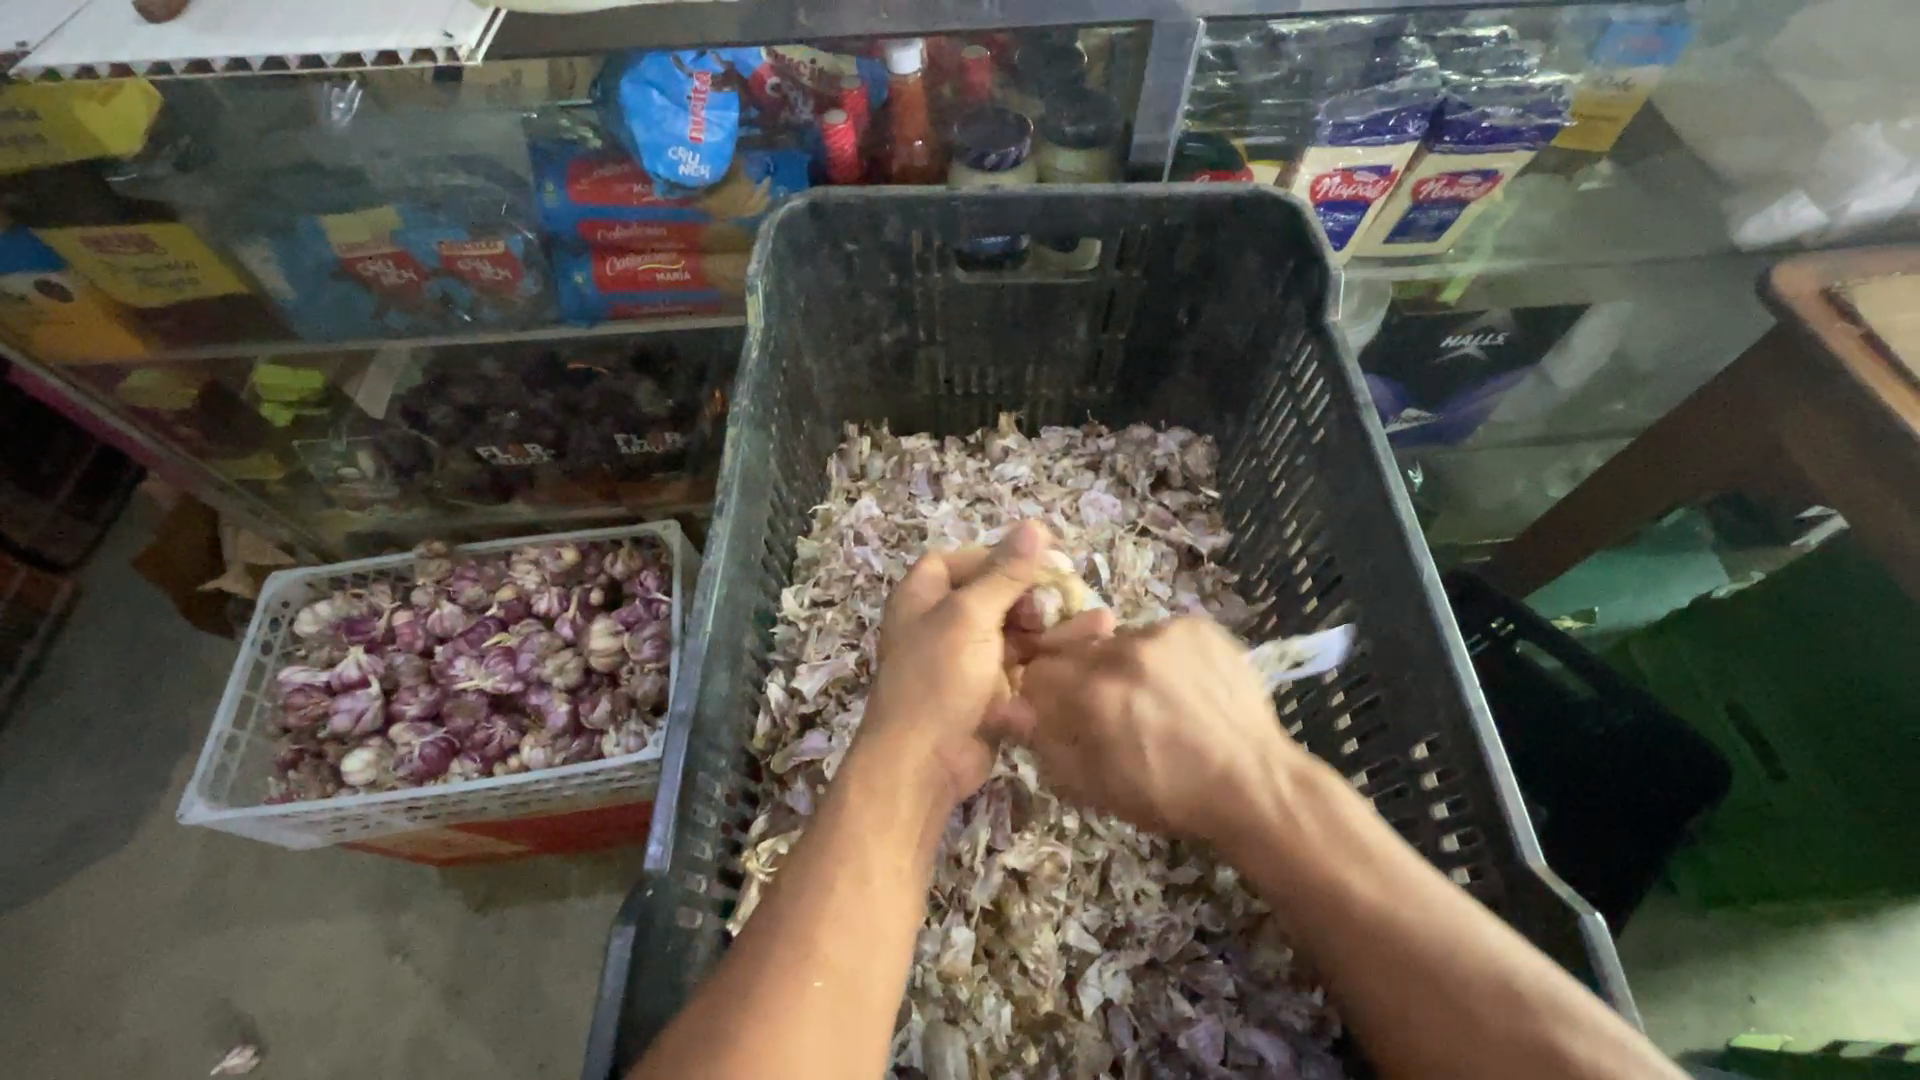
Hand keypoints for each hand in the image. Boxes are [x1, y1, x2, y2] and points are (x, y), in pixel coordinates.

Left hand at [861, 521, 1113, 807]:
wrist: (923, 764)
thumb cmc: (938, 679)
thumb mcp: (970, 617)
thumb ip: (1005, 573)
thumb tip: (1034, 525)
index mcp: (924, 595)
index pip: (964, 560)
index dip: (1001, 556)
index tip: (1041, 559)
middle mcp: (943, 622)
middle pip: (997, 594)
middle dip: (1036, 595)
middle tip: (1064, 600)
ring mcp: (967, 659)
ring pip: (1018, 631)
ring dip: (1055, 626)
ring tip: (1101, 623)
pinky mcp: (990, 690)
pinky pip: (1025, 664)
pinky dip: (1052, 657)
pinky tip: (1090, 649)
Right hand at [1003, 615, 1310, 842]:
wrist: (1253, 785)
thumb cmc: (1167, 795)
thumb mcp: (1093, 786)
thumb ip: (1044, 742)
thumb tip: (1005, 706)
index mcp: (1091, 693)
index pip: (1038, 672)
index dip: (1046, 697)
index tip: (1065, 716)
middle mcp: (1122, 651)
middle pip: (1077, 651)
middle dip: (1084, 678)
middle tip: (1112, 710)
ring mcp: (1163, 634)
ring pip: (1120, 641)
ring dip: (1124, 665)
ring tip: (1154, 700)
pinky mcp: (1198, 627)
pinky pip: (1161, 634)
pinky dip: (1162, 657)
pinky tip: (1183, 688)